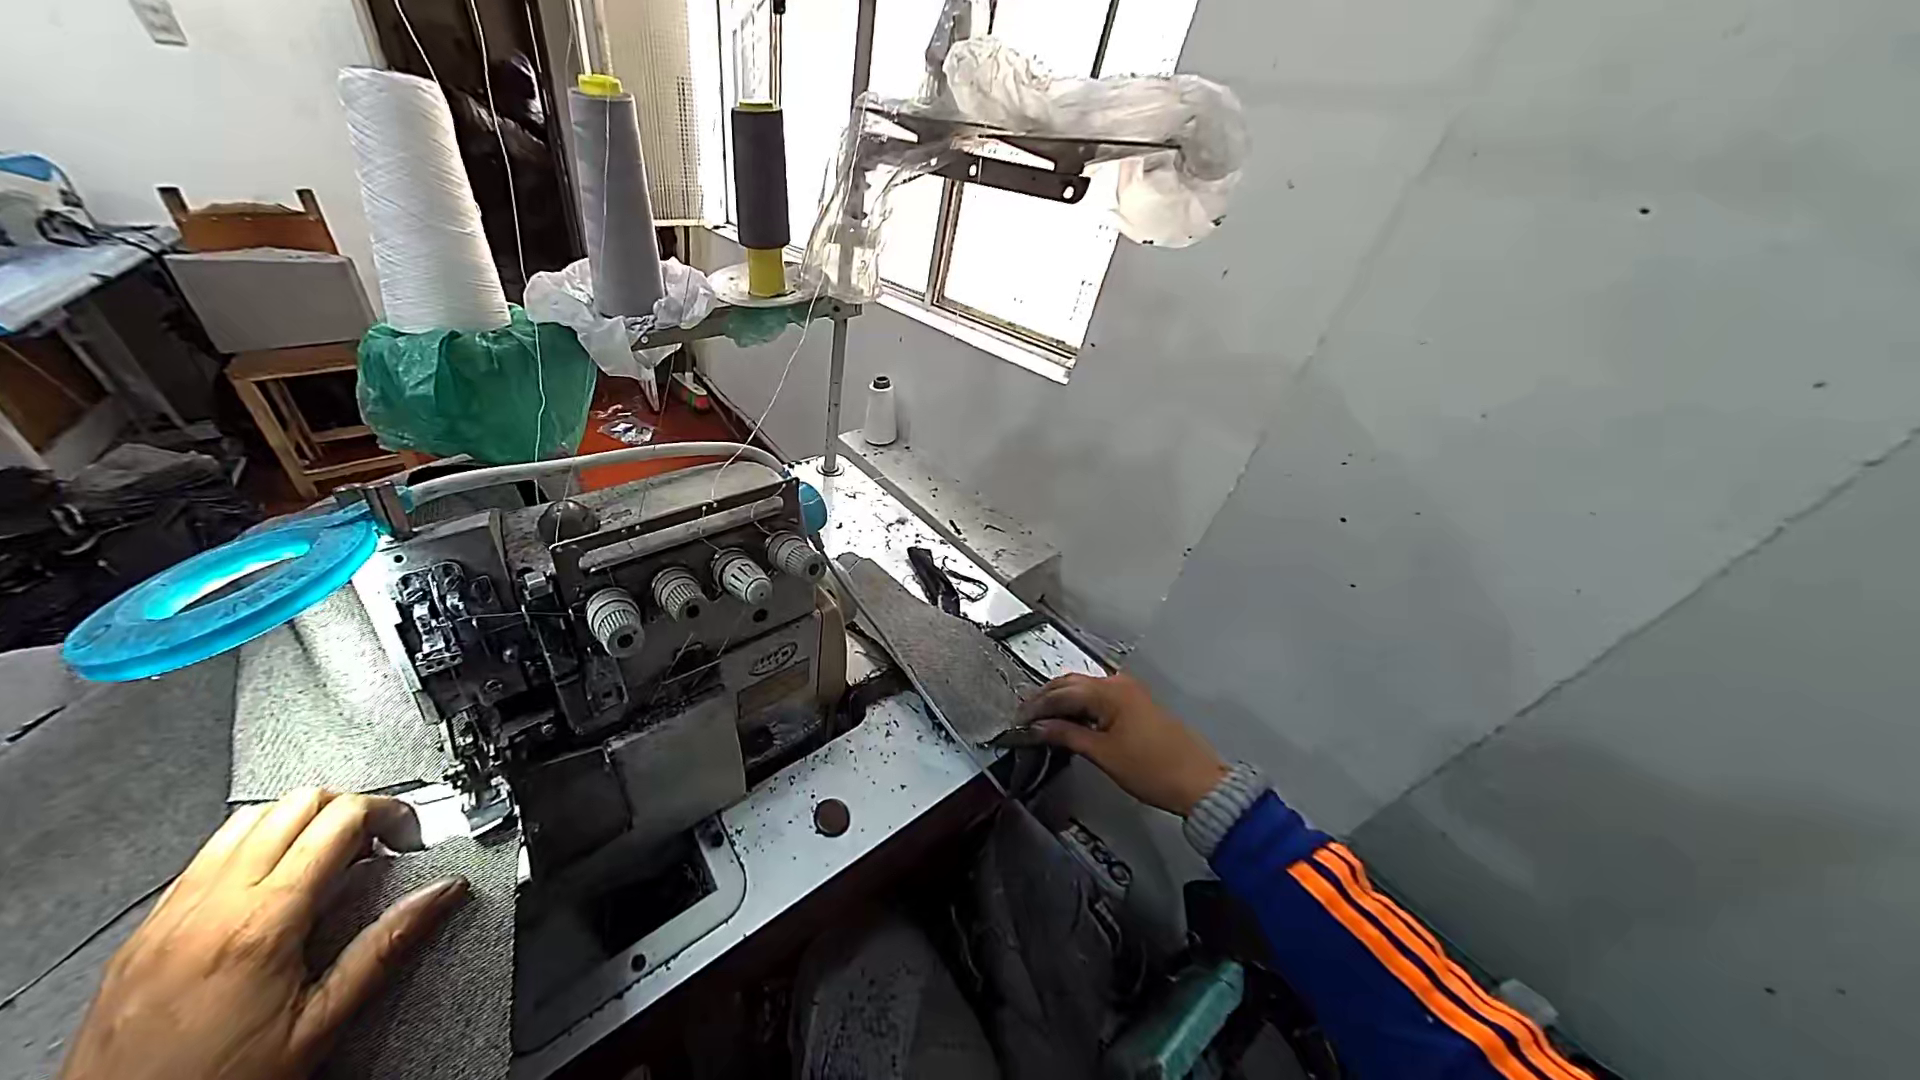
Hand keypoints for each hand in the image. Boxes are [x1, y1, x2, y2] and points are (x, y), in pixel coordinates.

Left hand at [59, 789, 468, 1079]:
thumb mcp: (320, 1022)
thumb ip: (386, 946)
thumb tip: (442, 893)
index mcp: (260, 926)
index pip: (338, 820)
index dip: (387, 811)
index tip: (405, 833)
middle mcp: (208, 911)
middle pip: (293, 804)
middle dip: (348, 807)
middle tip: (374, 840)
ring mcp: (166, 920)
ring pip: (244, 820)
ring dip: (299, 821)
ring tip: (326, 856)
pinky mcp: (139, 936)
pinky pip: (202, 858)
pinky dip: (251, 846)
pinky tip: (272, 883)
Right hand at [1020, 672, 1228, 815]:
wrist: (1198, 783)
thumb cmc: (1151, 769)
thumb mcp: (1102, 754)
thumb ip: (1066, 735)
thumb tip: (1038, 728)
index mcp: (1109, 691)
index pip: (1062, 693)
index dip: (1037, 707)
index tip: (1018, 721)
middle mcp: (1119, 684)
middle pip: (1072, 684)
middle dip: (1046, 698)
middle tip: (1025, 717)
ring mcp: (1129, 692)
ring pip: (1085, 689)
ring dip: (1062, 701)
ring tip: (1041, 720)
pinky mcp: (1136, 705)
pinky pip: (1099, 697)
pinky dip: (1080, 706)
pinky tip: (1069, 721)